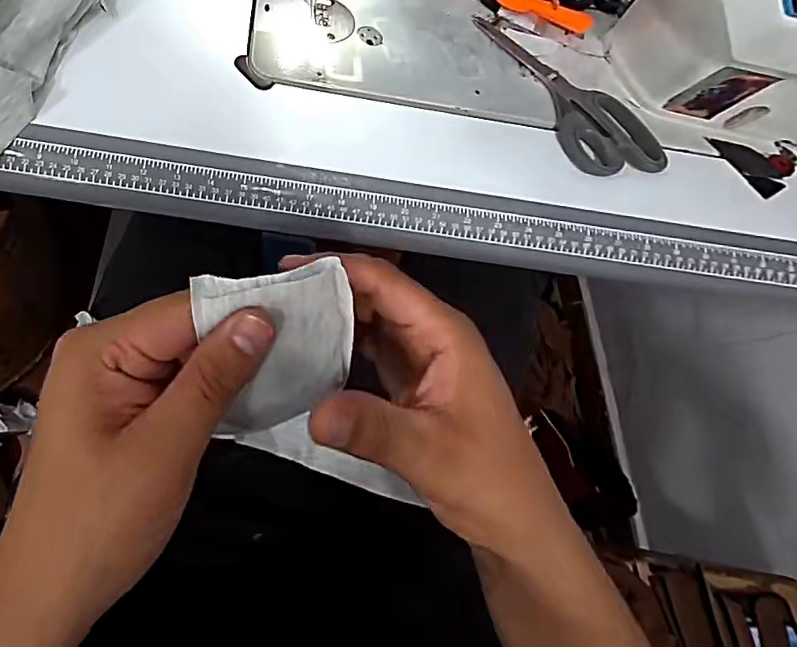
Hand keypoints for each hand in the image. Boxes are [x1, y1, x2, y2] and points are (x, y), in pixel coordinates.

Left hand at [0, 294, 273, 645]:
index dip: (238, 314)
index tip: (293, 322)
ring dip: (223, 367)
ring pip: (183, 353)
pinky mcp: (120, 401)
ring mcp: (107, 376)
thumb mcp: (164, 450)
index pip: (182, 310)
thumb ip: (212, 379)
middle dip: (233, 342)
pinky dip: (206, 389)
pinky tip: (238, 398)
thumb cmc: (94, 529)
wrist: (46, 598)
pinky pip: (173, 379)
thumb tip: (257, 319)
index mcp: (97, 348)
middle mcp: (99, 350)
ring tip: (275, 374)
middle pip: (183, 327)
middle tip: (291, 354)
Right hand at [290, 253, 645, 646]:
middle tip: (279, 295)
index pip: (384, 281)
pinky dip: (343, 343)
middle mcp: (432, 333)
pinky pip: (371, 347)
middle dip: (329, 287)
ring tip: (287, 316)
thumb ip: (372, 428)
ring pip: (372, 319)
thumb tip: (314, 414)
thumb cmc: (489, 480)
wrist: (518, 528)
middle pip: (375, 293)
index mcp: (443, 331)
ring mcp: (423, 355)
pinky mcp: (412, 379)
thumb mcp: (430, 452)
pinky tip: (313, 351)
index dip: (337, 267)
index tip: (290, 267)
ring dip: (333, 314)